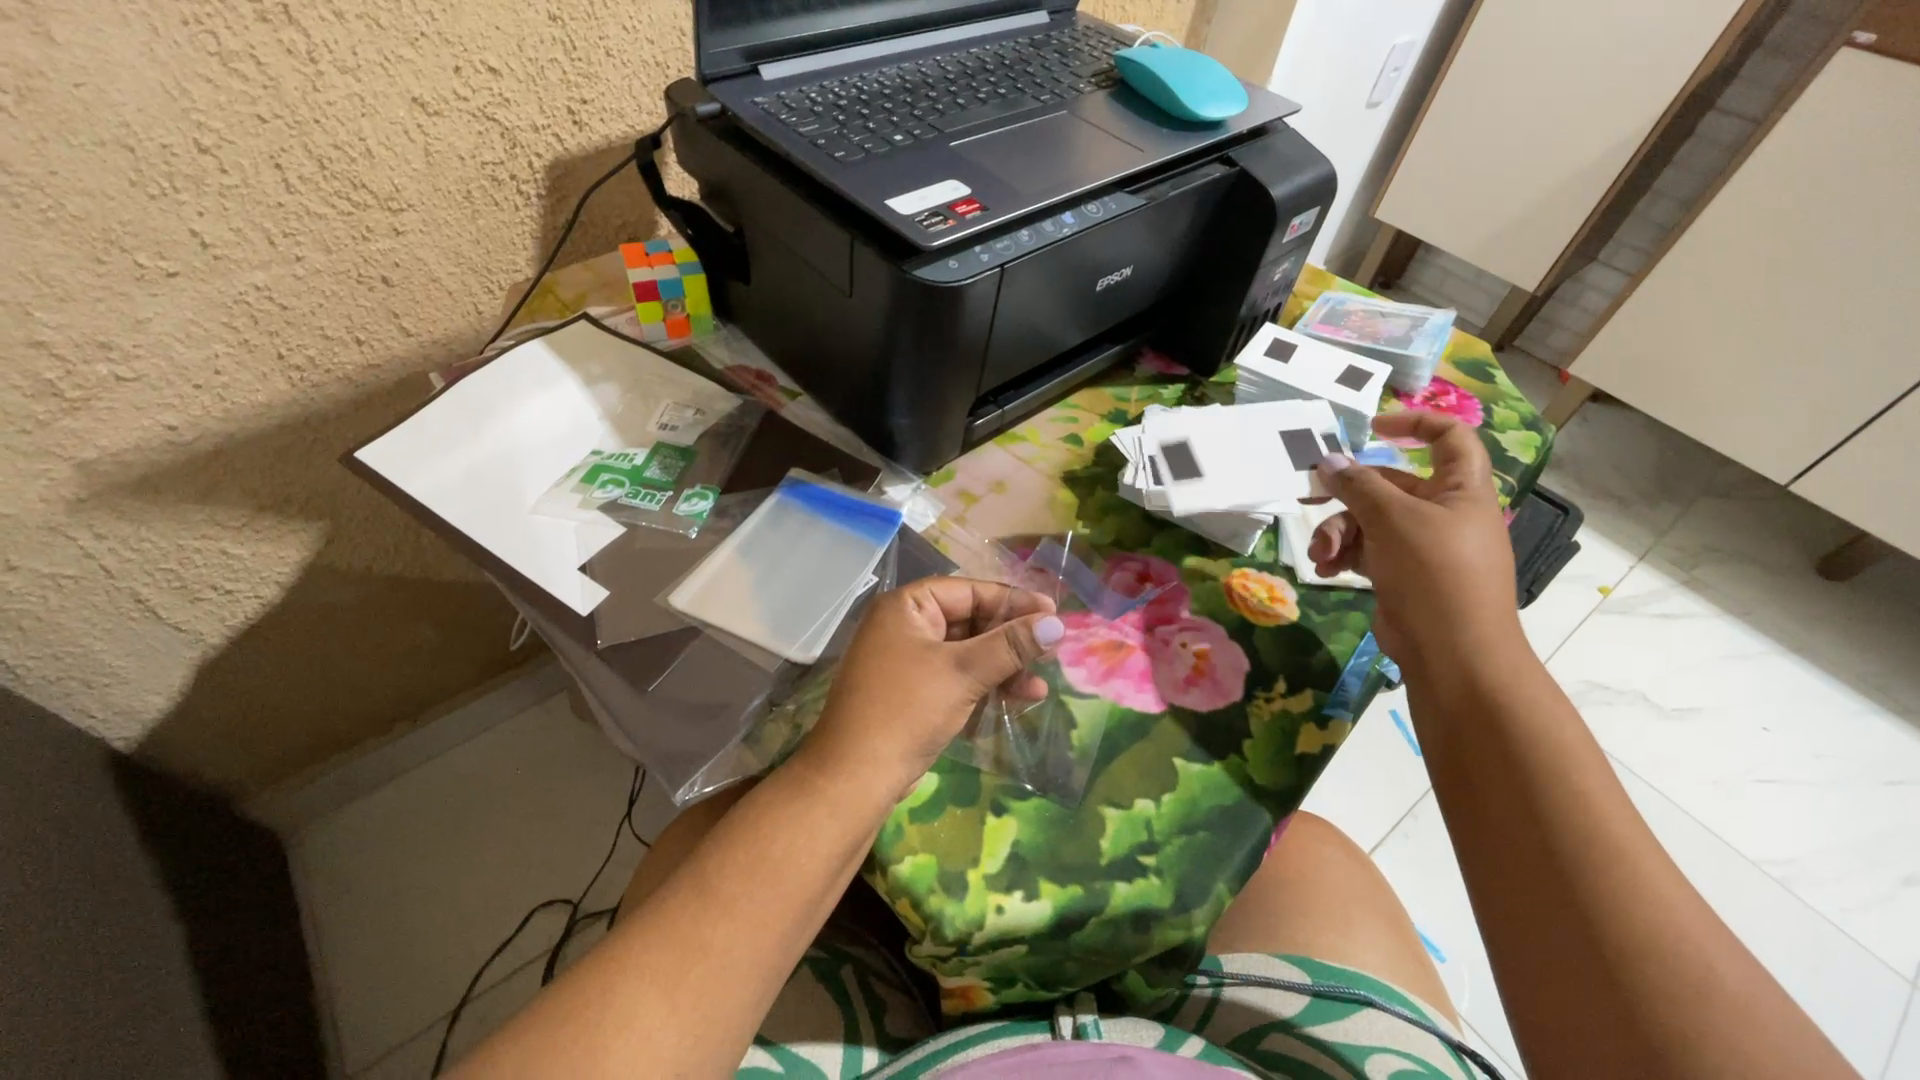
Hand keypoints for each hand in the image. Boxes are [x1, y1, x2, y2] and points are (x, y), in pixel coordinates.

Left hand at [795, 577, 1062, 796]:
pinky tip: (1019, 700)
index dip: (1013, 601)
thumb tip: (1057, 623)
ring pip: (967, 653)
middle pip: (970, 621)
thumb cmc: (907, 710)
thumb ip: (1011, 645)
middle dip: (1011, 639)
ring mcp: (907, 662)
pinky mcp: (913, 694)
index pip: (969, 590)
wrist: (855, 777)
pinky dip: (985, 686)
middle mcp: (904, 626)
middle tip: (1051, 651)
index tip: (1053, 614)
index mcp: (907, 607)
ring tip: (1040, 686)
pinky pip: (957, 678)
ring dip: (1004, 667)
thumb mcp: (964, 672)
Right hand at [1308, 411, 1522, 674]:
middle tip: (1309, 500)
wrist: (1453, 652)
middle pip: (1389, 487)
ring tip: (1321, 557)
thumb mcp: (1393, 520)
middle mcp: (1444, 512)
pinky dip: (1345, 557)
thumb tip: (1327, 461)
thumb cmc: (1435, 573)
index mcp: (1461, 489)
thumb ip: (1357, 486)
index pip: (1449, 438)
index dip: (1415, 423)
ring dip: (1339, 534)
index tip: (1373, 427)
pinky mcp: (1402, 575)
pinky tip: (1327, 571)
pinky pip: (1367, 551)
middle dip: (1347, 498)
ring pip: (1370, 521)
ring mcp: (1422, 546)